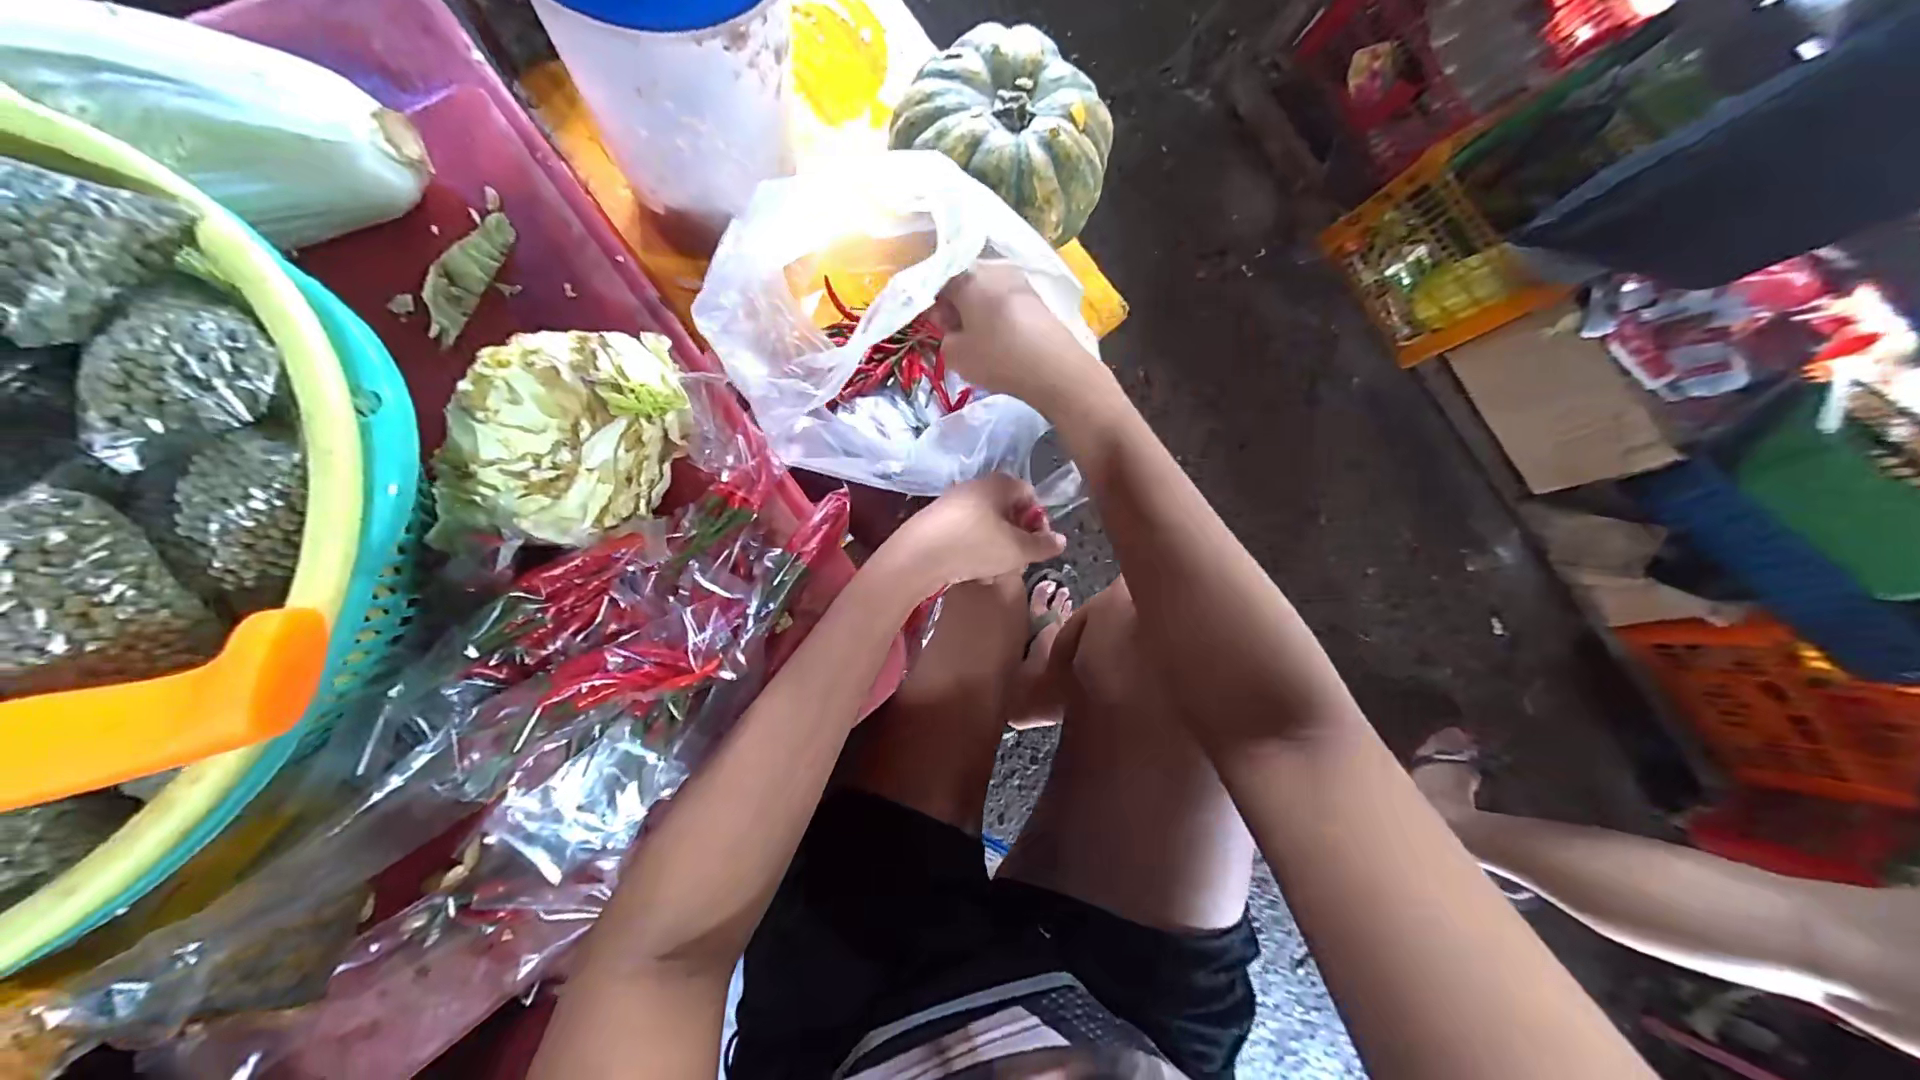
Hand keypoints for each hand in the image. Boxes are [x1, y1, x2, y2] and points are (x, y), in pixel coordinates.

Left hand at [868, 474, 1066, 598]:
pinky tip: (971, 573)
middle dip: (1016, 541)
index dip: (1039, 520)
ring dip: (996, 551)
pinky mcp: (935, 523)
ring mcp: (953, 504)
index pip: (1030, 495)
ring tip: (992, 574)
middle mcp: (975, 487)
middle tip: (1017, 563)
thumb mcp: (1017, 550)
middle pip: (1008, 513)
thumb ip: (1043, 545)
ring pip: (987, 528)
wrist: (917, 556)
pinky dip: (973, 552)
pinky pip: (965, 535)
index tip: (1039, 545)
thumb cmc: (975, 546)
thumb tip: (1061, 540)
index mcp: (999, 484)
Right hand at [934, 265, 1108, 411]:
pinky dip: (998, 316)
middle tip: (957, 336)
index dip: (932, 305)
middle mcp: (994, 268)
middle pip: (964, 282)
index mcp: (968, 275)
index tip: (937, 329)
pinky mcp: (1036, 297)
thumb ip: (944, 338)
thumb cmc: (998, 357)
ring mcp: (1019, 280)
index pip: (938, 281)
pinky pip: (1005, 302)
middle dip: (956, 306)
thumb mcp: (954, 355)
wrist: (1054, 368)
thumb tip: (954, 331)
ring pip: (986, 292)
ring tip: (981, 341)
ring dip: (978, 312)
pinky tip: (1002, 340)